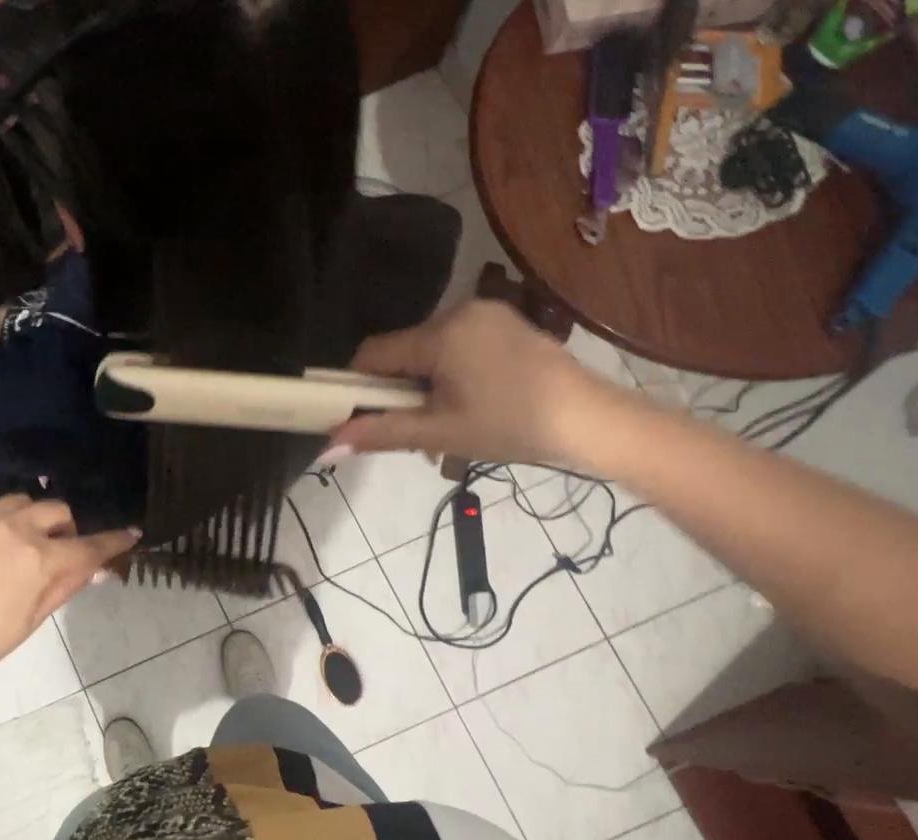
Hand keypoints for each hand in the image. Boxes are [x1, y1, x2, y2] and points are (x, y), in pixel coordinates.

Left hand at [0, 496, 138, 689]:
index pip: (87, 545)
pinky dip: (2, 521)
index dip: (113, 542)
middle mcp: (13, 530)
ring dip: (34, 519)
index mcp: (37, 560)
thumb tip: (95, 568)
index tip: (130, 535)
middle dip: (67, 530)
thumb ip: (66, 586)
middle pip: (57, 511)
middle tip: (58, 553)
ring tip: (24, 545)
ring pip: (23, 502)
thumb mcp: (32, 620)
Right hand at [327, 300, 616, 465]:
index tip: (359, 420)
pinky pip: (458, 348)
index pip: (373, 354)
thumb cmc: (511, 425)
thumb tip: (326, 448)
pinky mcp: (507, 325)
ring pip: (429, 353)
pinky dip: (450, 376)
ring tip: (445, 425)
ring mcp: (487, 316)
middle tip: (414, 434)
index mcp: (441, 333)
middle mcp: (460, 312)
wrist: (591, 420)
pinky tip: (468, 406)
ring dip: (424, 388)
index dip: (357, 388)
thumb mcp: (440, 433)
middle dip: (397, 394)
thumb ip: (381, 434)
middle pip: (402, 353)